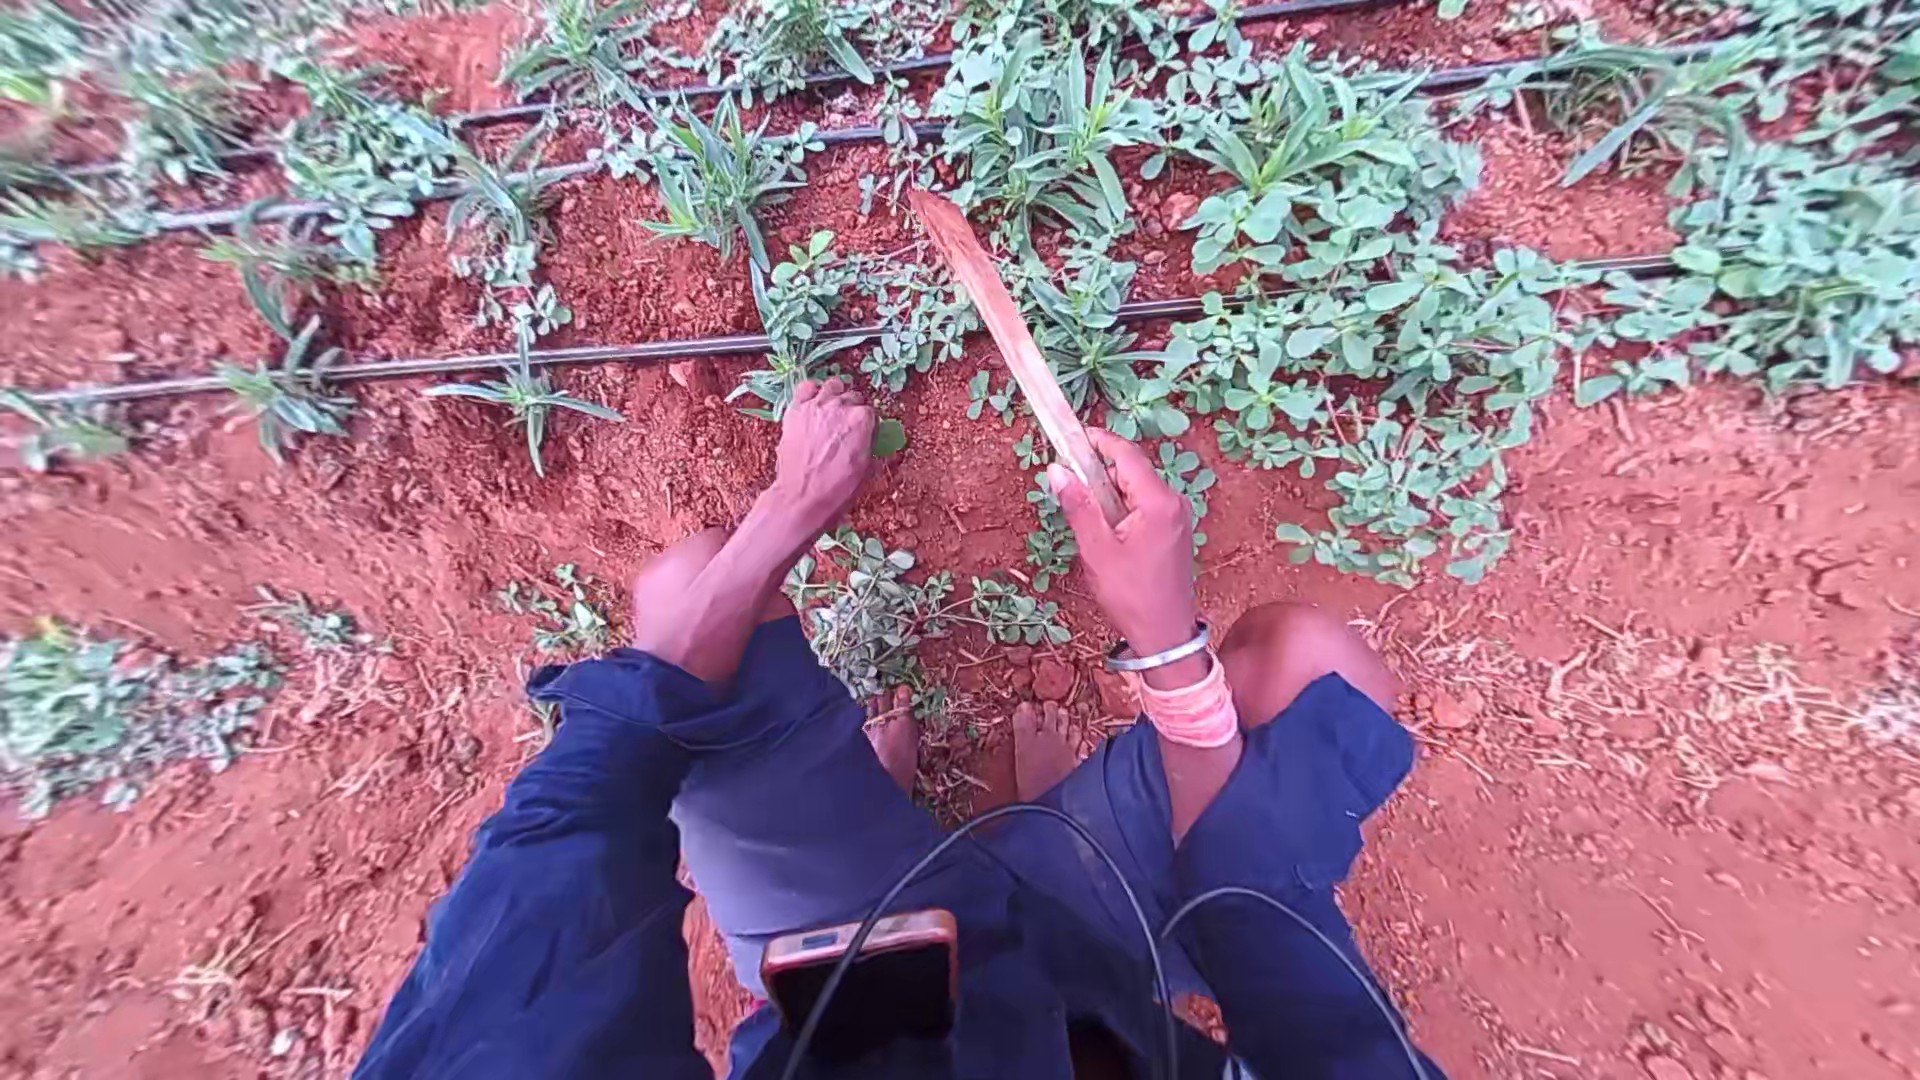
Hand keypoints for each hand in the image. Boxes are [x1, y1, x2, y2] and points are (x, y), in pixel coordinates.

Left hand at [768, 377, 876, 541]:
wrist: (803, 497)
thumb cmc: (837, 488)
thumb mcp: (866, 470)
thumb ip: (870, 447)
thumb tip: (870, 441)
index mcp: (863, 420)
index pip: (871, 412)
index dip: (868, 424)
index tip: (864, 433)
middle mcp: (840, 407)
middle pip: (852, 397)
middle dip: (853, 409)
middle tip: (848, 426)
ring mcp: (816, 405)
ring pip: (832, 386)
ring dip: (836, 395)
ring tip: (833, 409)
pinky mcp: (796, 409)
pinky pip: (806, 388)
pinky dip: (812, 392)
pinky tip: (814, 402)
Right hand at [1047, 429, 1196, 656]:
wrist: (1163, 633)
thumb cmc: (1130, 594)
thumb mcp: (1096, 550)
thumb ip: (1078, 506)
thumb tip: (1057, 470)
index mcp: (1159, 502)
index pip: (1127, 455)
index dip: (1098, 441)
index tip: (1072, 437)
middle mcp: (1174, 502)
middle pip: (1132, 469)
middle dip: (1100, 469)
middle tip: (1069, 479)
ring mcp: (1178, 516)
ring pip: (1137, 487)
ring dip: (1109, 490)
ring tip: (1083, 509)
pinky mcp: (1175, 529)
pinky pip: (1145, 504)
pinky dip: (1121, 505)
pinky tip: (1104, 526)